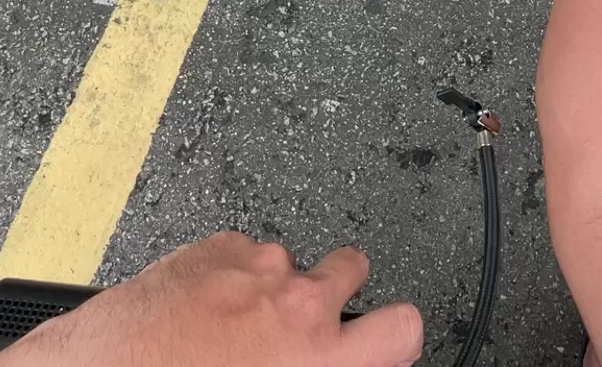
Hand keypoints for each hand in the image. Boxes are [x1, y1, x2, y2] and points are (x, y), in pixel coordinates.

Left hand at [0, 232, 422, 366]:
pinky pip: (242, 252)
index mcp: (318, 357)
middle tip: (301, 320)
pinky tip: (199, 306)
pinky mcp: (218, 246)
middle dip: (337, 288)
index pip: (402, 327)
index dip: (397, 332)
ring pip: (289, 262)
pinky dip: (228, 272)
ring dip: (272, 286)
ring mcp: (257, 267)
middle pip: (353, 267)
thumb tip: (323, 364)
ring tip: (231, 321)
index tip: (381, 340)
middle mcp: (297, 303)